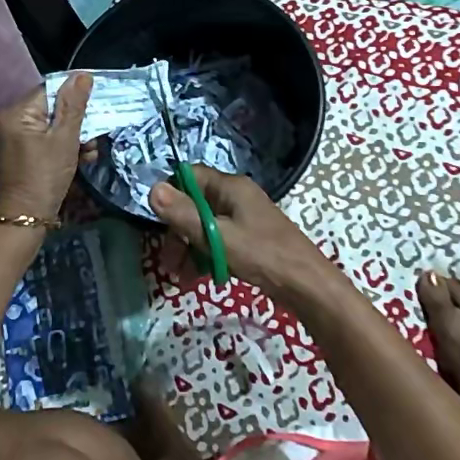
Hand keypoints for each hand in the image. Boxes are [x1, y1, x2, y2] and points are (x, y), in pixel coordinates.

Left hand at [0, 73, 90, 222]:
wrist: (26, 219)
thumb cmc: (46, 176)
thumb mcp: (65, 139)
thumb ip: (74, 105)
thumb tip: (82, 74)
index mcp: (17, 113)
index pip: (51, 89)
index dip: (75, 96)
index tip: (97, 107)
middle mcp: (11, 120)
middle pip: (53, 107)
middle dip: (77, 120)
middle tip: (95, 134)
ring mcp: (15, 137)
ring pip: (53, 124)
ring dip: (75, 135)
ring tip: (91, 150)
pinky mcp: (22, 151)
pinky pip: (47, 138)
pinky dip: (65, 145)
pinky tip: (83, 157)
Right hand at [148, 165, 337, 303]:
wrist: (306, 284)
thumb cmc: (261, 255)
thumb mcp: (217, 236)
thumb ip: (184, 214)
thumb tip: (153, 189)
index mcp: (230, 187)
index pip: (190, 176)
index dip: (172, 195)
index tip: (160, 223)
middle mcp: (236, 196)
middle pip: (195, 204)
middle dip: (178, 232)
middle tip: (169, 262)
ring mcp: (244, 218)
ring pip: (204, 225)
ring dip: (189, 248)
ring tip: (180, 278)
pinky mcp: (249, 238)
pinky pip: (218, 240)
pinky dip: (205, 256)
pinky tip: (197, 278)